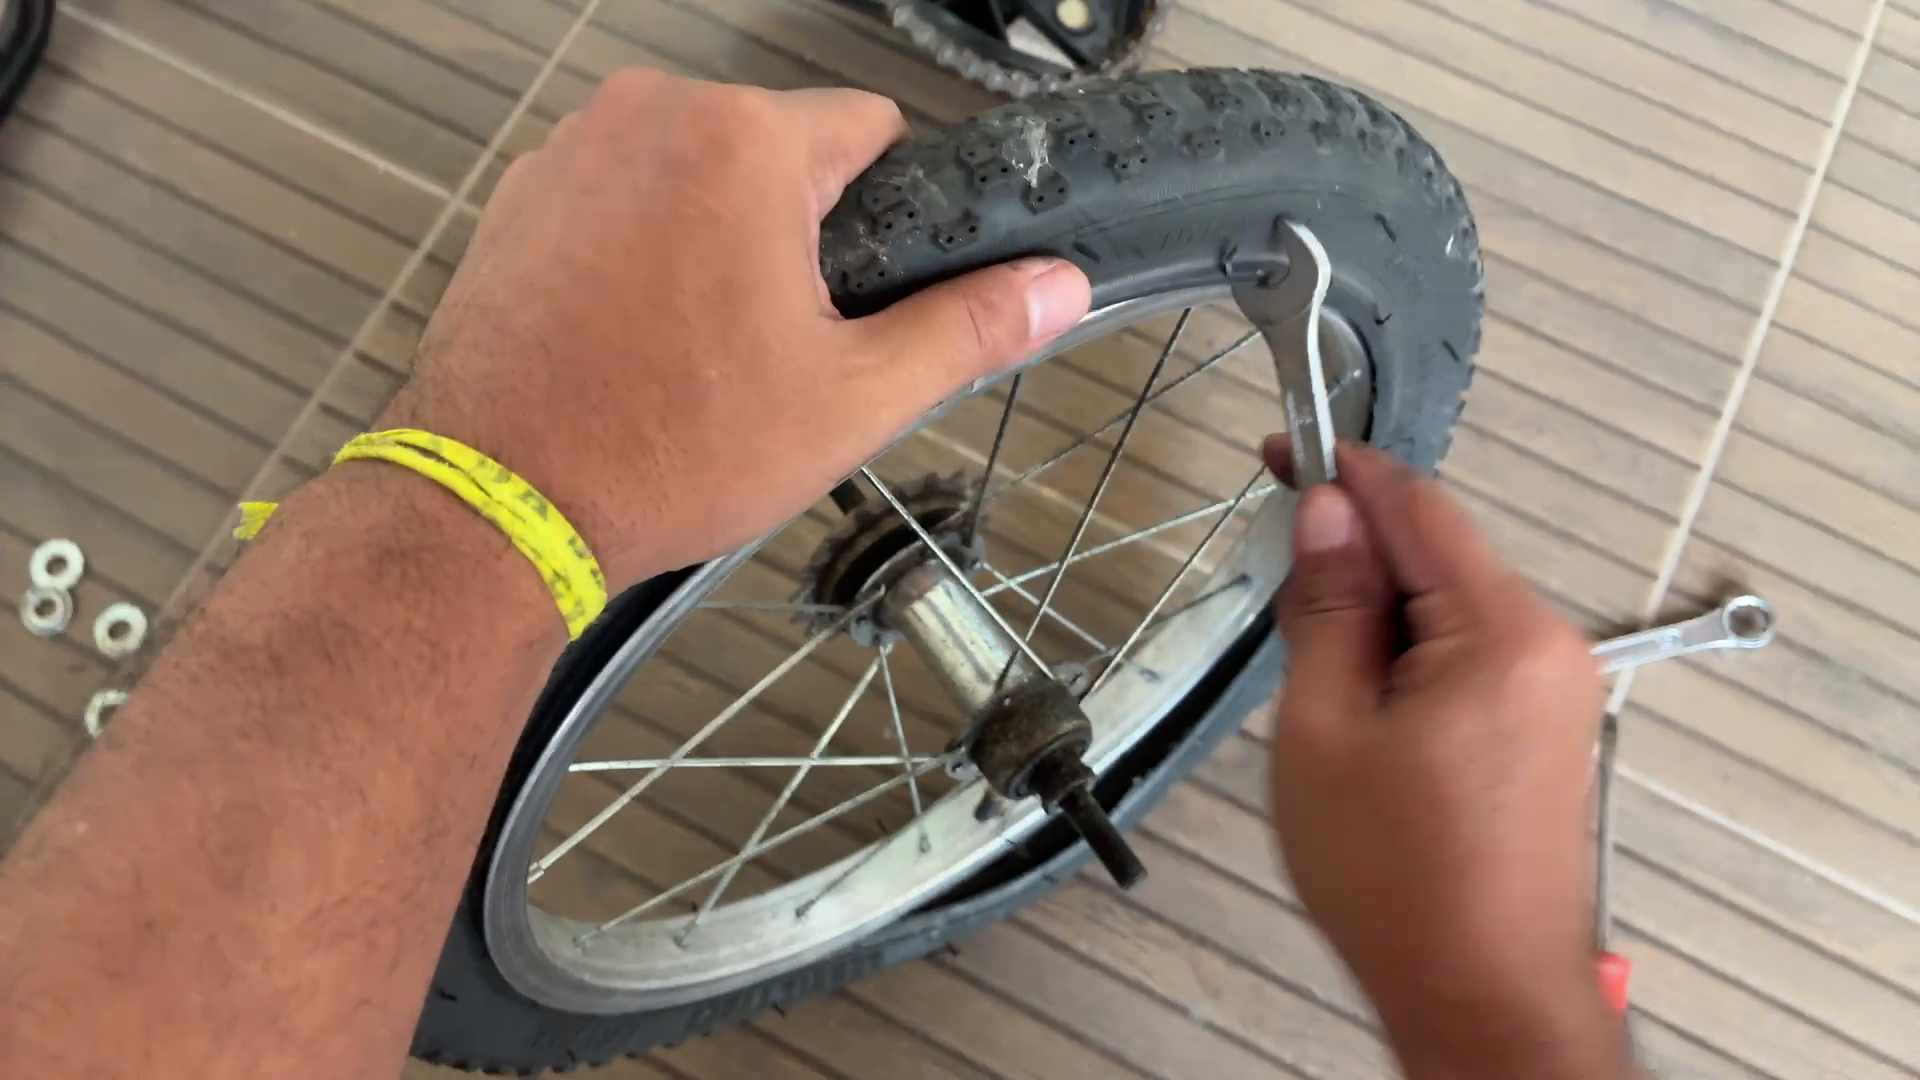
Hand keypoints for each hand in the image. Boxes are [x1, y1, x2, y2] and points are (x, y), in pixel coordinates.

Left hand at [381, 71, 1090, 592]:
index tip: (872, 284)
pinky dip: (661, 252)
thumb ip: (966, 330)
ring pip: (707, 179)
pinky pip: (635, 201)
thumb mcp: (855, 399)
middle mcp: (652, 118)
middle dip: (809, 237)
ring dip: (733, 246)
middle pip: (786, 157)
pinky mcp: (529, 198)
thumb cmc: (676, 450)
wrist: (509, 499)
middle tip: (792, 344)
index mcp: (745, 147)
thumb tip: (1056, 287)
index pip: (873, 131)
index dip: (893, 212)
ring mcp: (576, 152)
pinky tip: (654, 339)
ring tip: (716, 352)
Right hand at [1264, 441, 1628, 1077]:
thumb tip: (1323, 513)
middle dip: (1347, 544)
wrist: (1477, 993)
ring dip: (1364, 598)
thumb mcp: (1323, 723)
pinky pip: (1455, 643)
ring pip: (1437, 600)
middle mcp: (1544, 645)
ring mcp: (1549, 685)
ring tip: (1300, 641)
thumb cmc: (1385, 863)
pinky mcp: (1535, 720)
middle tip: (1273, 557)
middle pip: (1431, 553)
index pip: (1415, 511)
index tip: (1282, 445)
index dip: (1342, 470)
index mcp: (1498, 635)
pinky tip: (1346, 672)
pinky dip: (1393, 637)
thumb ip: (1326, 608)